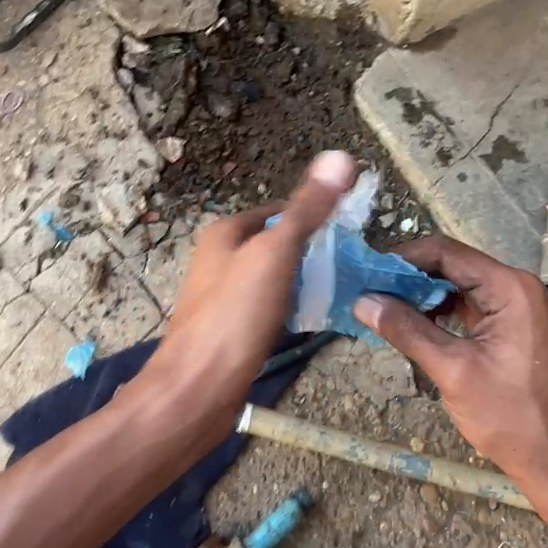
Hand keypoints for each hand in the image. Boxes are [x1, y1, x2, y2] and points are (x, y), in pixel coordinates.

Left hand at [136, 151, 357, 431]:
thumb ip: (308, 209)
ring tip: (337, 292)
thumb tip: (341, 156)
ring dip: (303, 282)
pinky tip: (309, 322)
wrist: (197, 391)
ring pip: (274, 277)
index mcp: (226, 232)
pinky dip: (290, 309)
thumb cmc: (235, 315)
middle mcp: (220, 258)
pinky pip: (268, 308)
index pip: (280, 209)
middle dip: (312, 252)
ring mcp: (222, 295)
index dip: (314, 216)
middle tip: (349, 266)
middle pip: (277, 244)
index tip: (350, 233)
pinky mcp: (230, 330)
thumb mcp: (276, 253)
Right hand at [355, 237, 547, 493]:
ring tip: (384, 309)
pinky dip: (440, 312)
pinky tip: (413, 326)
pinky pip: (469, 306)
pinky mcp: (511, 327)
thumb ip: (406, 329)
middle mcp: (515, 286)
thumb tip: (363, 301)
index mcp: (508, 287)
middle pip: (451, 265)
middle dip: (409, 277)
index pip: (446, 252)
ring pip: (458, 285)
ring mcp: (516, 307)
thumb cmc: (510, 417)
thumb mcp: (452, 370)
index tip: (368, 273)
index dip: (403, 258)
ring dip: (422, 295)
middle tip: (369, 293)